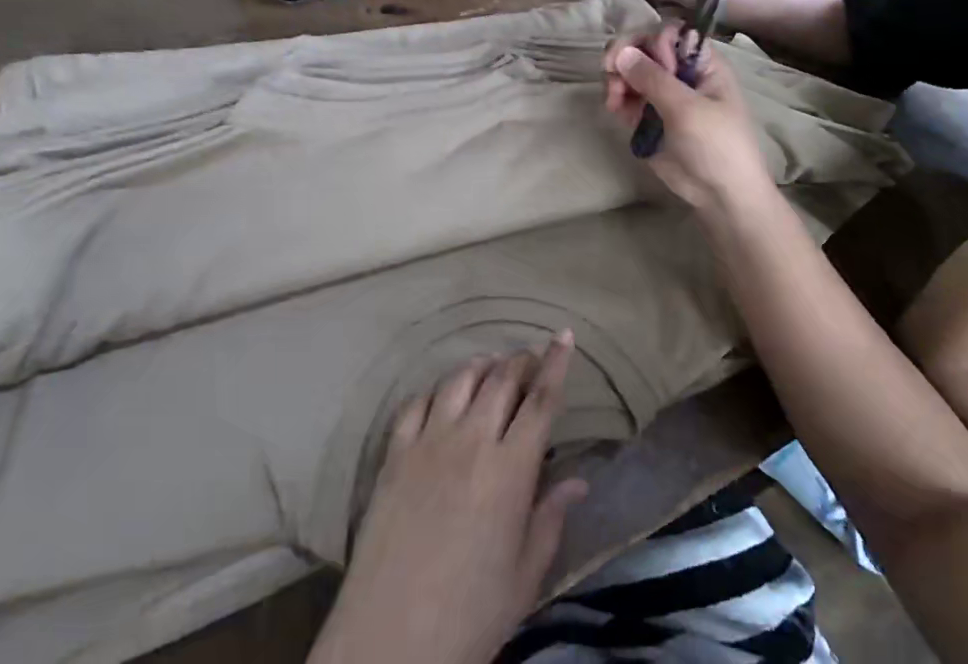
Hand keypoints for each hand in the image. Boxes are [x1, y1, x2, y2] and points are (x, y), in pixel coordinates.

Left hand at [308, 337, 588, 663]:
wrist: (389, 642)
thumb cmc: (471, 612)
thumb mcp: (526, 572)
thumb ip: (551, 517)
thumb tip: (578, 481)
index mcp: (510, 469)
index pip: (541, 400)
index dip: (556, 363)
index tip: (564, 335)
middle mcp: (470, 442)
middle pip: (501, 380)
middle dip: (521, 360)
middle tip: (532, 360)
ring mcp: (426, 446)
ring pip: (457, 382)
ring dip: (480, 367)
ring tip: (492, 369)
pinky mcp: (392, 458)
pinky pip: (414, 405)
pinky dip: (435, 391)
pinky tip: (442, 398)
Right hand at [603, 22, 772, 208]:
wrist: (721, 195)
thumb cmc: (717, 145)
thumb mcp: (688, 109)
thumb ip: (654, 79)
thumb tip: (622, 53)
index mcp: (702, 64)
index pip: (669, 33)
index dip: (649, 41)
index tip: (641, 62)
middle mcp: (681, 74)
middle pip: (644, 49)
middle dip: (624, 57)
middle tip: (610, 73)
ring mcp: (664, 97)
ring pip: (630, 73)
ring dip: (616, 78)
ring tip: (613, 99)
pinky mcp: (648, 119)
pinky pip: (626, 98)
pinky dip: (616, 97)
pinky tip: (613, 107)